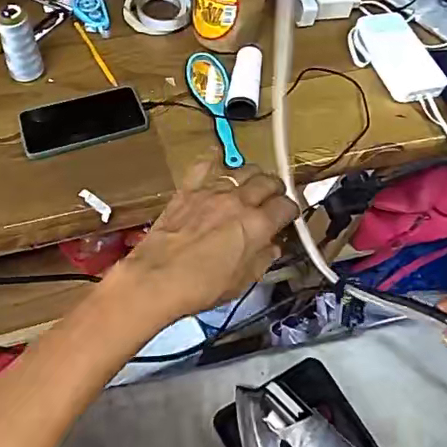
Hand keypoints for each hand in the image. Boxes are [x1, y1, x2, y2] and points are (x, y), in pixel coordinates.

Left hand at [105, 160, 299, 330]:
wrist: (156, 279)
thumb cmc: (201, 286)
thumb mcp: (243, 281)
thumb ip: (263, 258)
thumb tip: (272, 247)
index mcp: (258, 224)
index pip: (287, 206)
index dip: (290, 212)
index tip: (287, 218)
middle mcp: (240, 201)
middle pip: (269, 181)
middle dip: (276, 190)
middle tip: (272, 200)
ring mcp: (214, 191)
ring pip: (244, 169)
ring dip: (252, 176)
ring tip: (250, 186)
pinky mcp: (189, 190)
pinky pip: (206, 163)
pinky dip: (215, 159)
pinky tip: (218, 162)